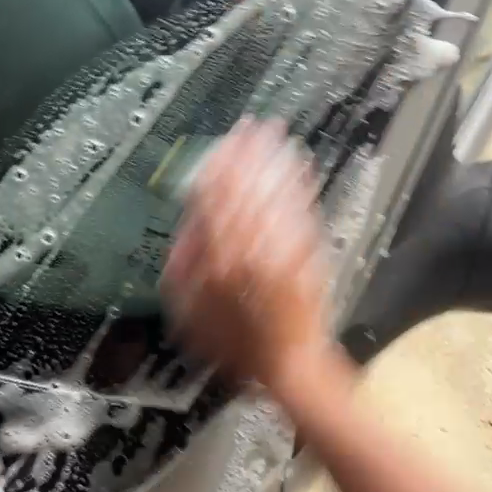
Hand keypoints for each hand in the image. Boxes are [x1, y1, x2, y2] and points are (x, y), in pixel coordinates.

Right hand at [162, 118, 335, 397]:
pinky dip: (298, 185)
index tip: (219, 145)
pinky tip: (299, 165)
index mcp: (216, 262)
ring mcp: (283, 249)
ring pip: (273, 194)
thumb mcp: (191, 317)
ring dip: (273, 161)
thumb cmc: (237, 348)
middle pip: (245, 190)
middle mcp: (249, 249)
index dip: (216, 169)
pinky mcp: (308, 253)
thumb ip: (183, 271)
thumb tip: (185, 231)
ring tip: (274, 133)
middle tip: (251, 126)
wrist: (290, 366)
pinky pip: (300, 210)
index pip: (212, 203)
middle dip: (247, 155)